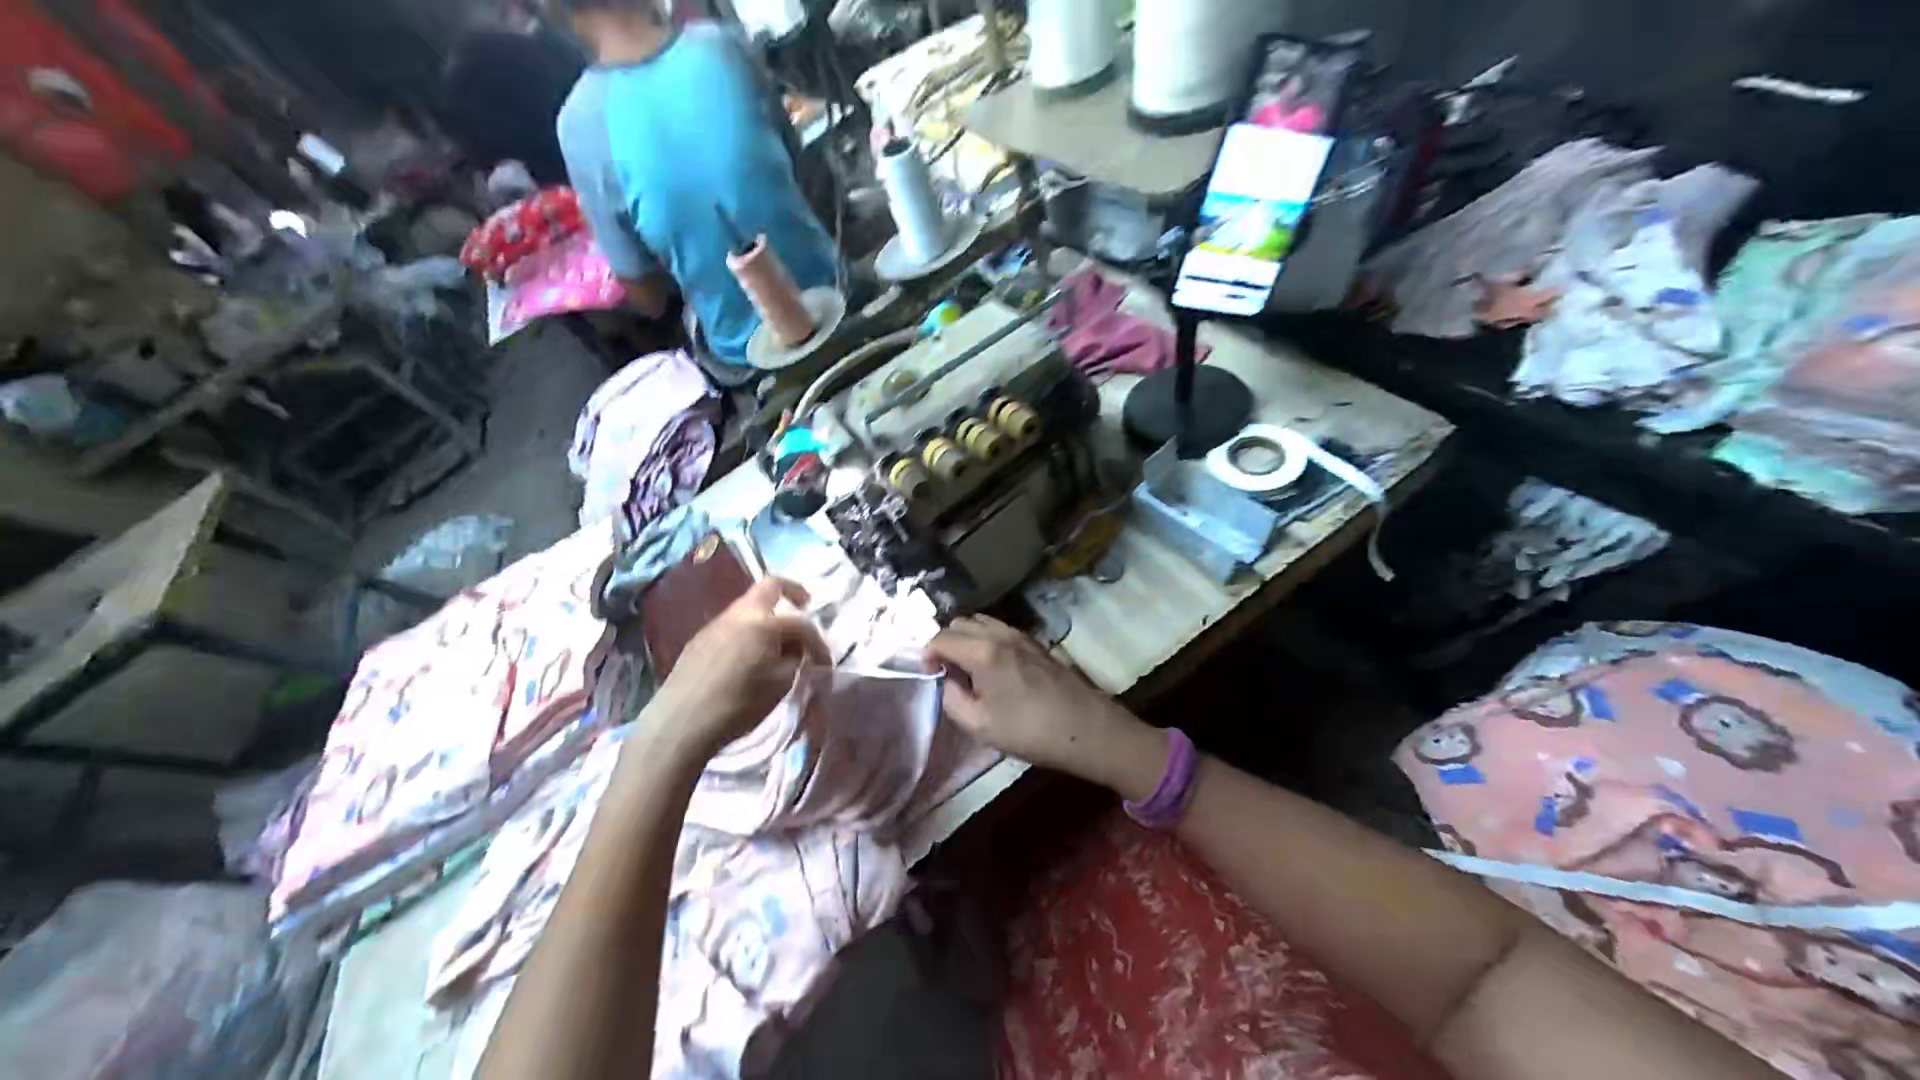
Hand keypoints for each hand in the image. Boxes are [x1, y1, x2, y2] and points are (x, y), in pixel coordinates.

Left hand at [644, 578, 828, 761]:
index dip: (818, 643)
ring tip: (776, 645)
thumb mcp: (781, 685)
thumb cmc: (739, 705)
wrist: (681, 723)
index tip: (824, 665)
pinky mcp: (699, 641)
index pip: (801, 624)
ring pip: (748, 608)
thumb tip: (798, 654)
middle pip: (770, 587)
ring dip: (767, 618)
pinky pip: (732, 626)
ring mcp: (715, 625)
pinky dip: (748, 632)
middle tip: (805, 605)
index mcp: (763, 623)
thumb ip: (796, 662)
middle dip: (792, 592)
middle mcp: (739, 614)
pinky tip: (748, 657)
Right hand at [925, 616, 1165, 797]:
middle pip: (958, 623)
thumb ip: (952, 699)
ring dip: (966, 639)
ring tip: (967, 669)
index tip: (928, 676)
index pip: (940, 638)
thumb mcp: (979, 725)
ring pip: (980, 622)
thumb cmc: (1030, 731)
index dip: (926, 655)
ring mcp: (1020, 634)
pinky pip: (999, 629)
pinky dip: (986, 640)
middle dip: (945, 643)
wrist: (1087, 729)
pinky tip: (992, 668)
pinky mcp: (1036, 642)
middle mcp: (999, 633)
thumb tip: (947, 680)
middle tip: (946, 673)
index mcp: (982, 651)